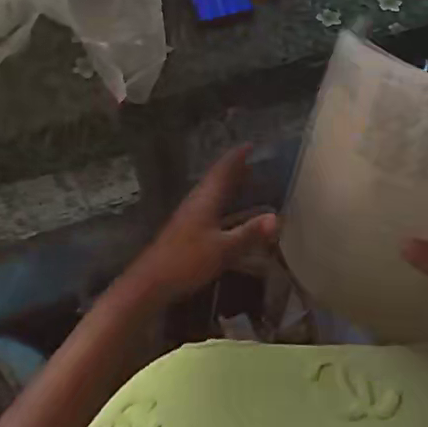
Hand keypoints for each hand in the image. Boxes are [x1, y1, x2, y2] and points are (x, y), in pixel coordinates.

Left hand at [118, 145, 277, 305]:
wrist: (151, 281)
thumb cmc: (187, 261)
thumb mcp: (223, 249)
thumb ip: (249, 233)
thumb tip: (276, 218)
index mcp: (205, 199)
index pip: (223, 171)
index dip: (236, 157)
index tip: (250, 145)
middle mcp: (196, 201)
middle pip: (216, 178)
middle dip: (233, 168)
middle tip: (251, 160)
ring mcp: (188, 215)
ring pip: (211, 191)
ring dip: (227, 184)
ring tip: (243, 179)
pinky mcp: (185, 229)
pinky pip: (208, 205)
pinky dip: (221, 201)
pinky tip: (226, 211)